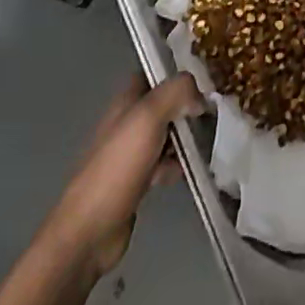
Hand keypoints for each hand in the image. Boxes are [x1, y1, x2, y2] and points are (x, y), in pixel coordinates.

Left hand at [52, 73, 204, 276]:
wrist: (91, 230)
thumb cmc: (118, 166)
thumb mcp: (149, 117)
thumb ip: (177, 93)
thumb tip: (200, 96)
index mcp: (125, 102)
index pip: (154, 73)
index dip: (178, 73)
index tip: (206, 80)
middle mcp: (127, 122)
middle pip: (164, 104)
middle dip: (187, 107)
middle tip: (213, 112)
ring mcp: (131, 153)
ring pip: (167, 134)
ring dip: (186, 137)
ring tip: (207, 142)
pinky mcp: (137, 180)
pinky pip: (165, 162)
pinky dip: (178, 164)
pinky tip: (189, 172)